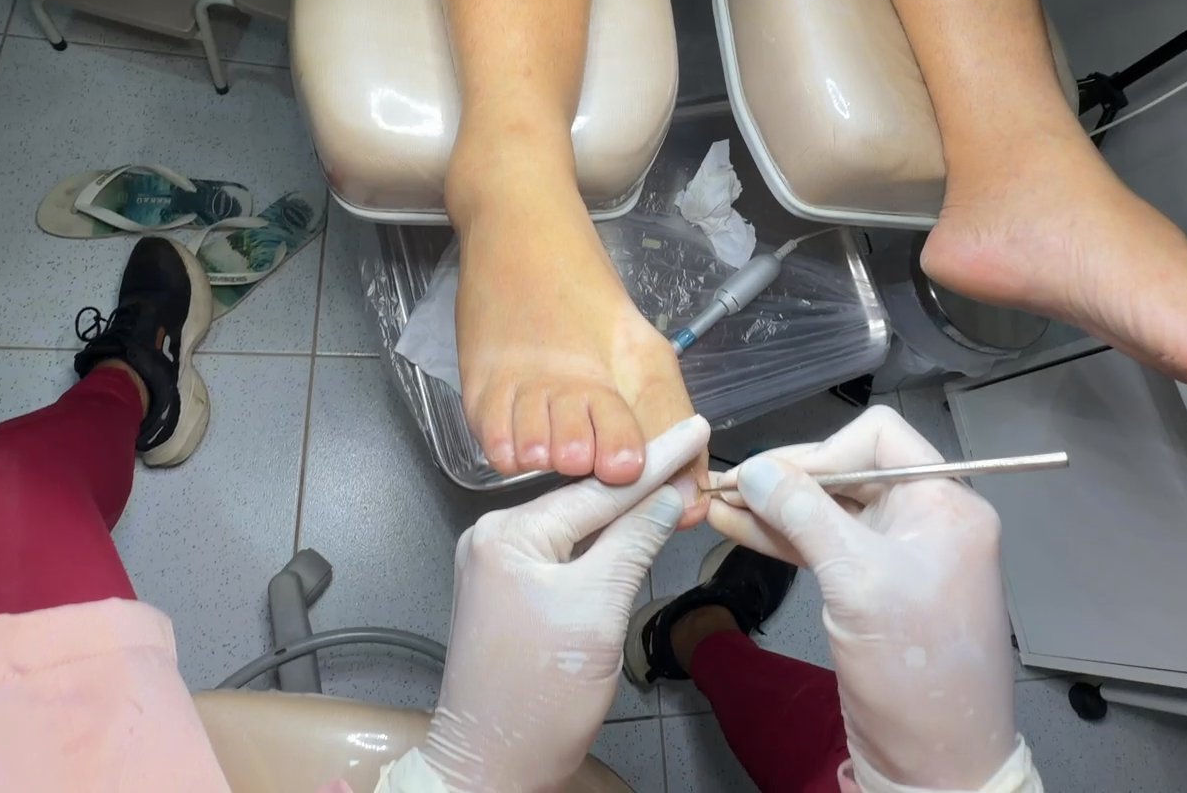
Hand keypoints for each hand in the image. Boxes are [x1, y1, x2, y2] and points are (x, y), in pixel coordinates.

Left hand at [422, 415, 709, 792]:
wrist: (491, 769)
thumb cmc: (542, 697)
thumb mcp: (597, 613)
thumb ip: (633, 544)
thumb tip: (670, 496)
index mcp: (507, 533)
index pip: (598, 491)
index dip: (656, 461)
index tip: (696, 428)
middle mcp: (494, 533)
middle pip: (585, 502)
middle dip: (642, 480)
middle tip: (691, 444)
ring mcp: (497, 558)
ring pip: (576, 524)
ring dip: (625, 509)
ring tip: (672, 476)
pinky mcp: (507, 582)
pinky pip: (564, 547)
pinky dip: (602, 538)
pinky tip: (632, 520)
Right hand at [452, 164, 698, 490]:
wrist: (520, 231)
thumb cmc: (585, 290)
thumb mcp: (644, 347)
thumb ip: (669, 416)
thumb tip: (694, 490)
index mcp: (624, 373)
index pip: (636, 457)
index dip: (638, 477)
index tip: (630, 469)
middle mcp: (568, 384)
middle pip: (581, 463)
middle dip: (589, 465)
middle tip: (585, 439)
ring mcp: (519, 385)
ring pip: (535, 459)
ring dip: (547, 456)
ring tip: (551, 428)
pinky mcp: (478, 384)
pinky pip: (495, 445)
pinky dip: (510, 447)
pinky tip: (522, 425)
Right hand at [706, 406, 1015, 790]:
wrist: (935, 768)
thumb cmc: (914, 672)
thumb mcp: (856, 581)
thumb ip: (802, 514)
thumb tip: (754, 468)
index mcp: (943, 505)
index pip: (878, 439)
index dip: (822, 450)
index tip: (775, 477)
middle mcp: (922, 517)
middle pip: (844, 470)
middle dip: (786, 479)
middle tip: (730, 484)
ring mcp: (893, 550)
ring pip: (825, 507)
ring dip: (773, 506)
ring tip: (719, 501)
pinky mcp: (869, 580)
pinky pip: (821, 541)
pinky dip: (781, 534)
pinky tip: (736, 525)